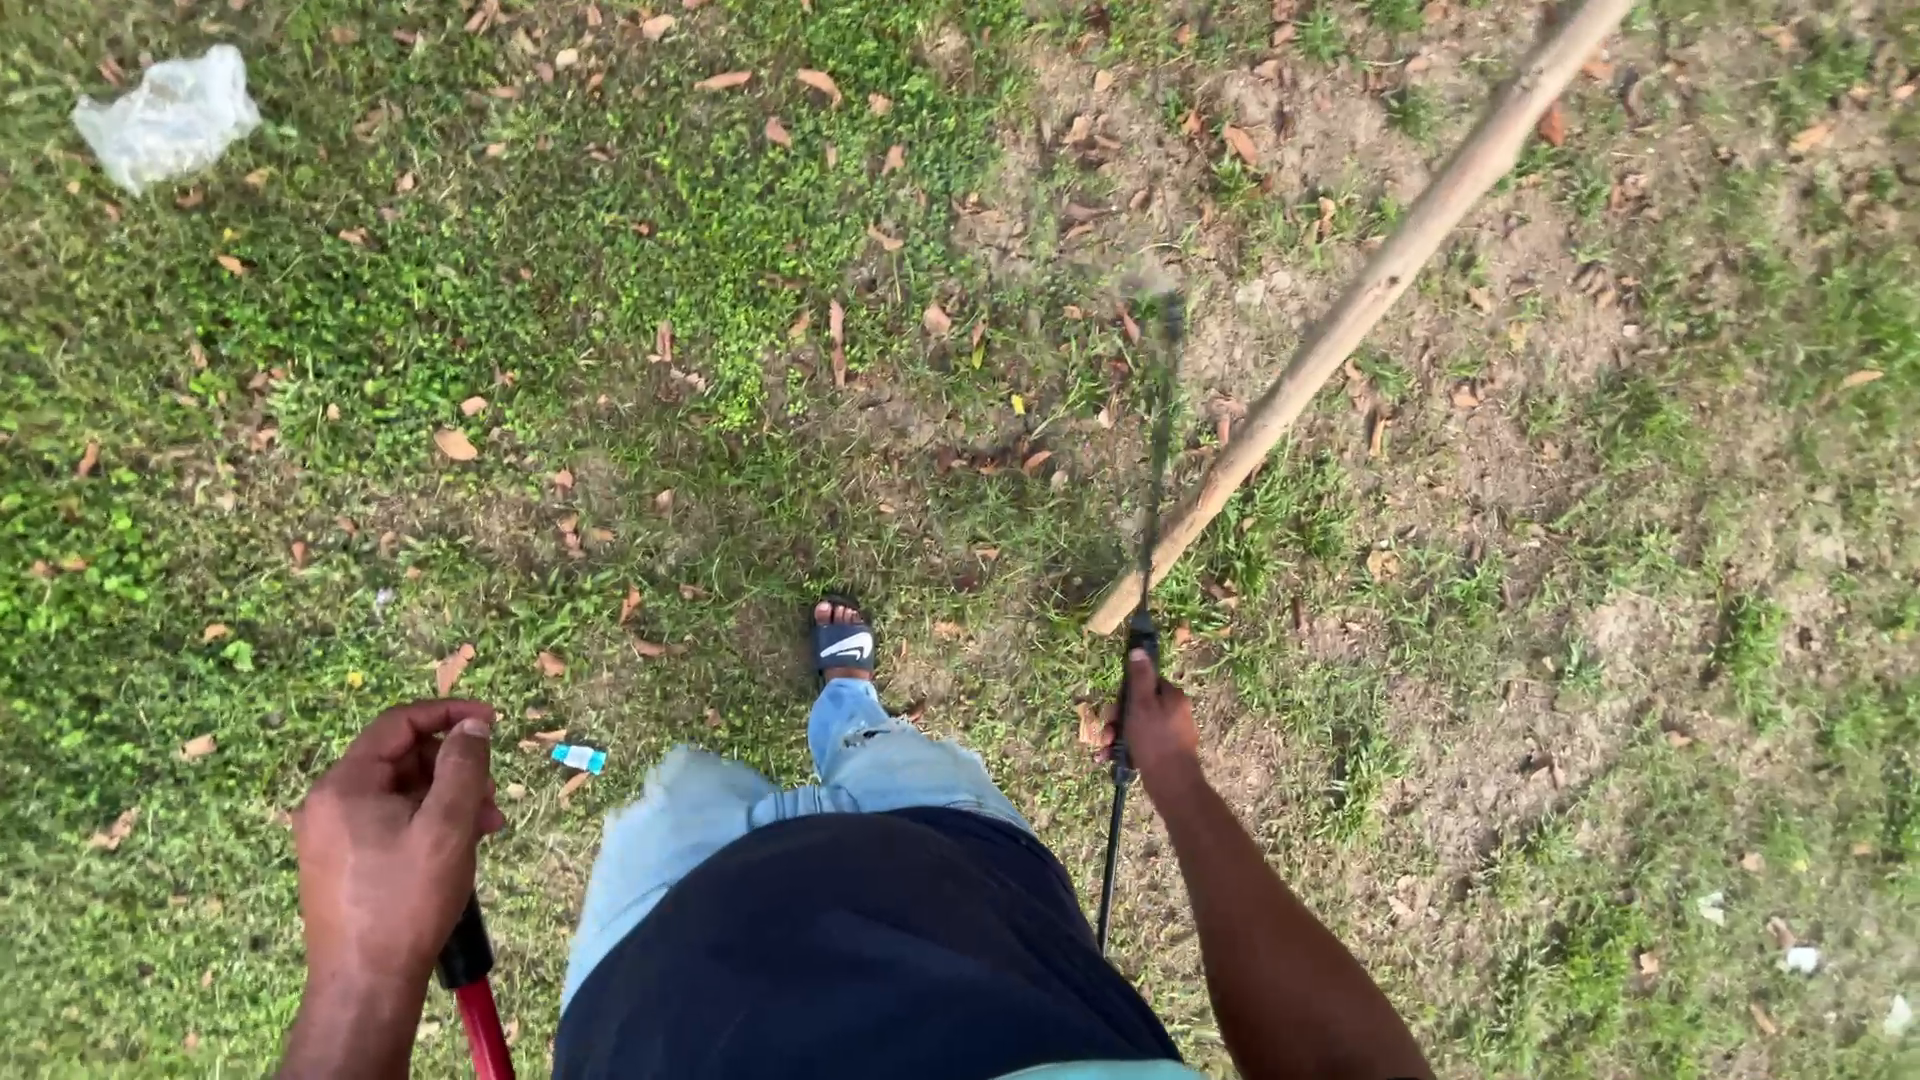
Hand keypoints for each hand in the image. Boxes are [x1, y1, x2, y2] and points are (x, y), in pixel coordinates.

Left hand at [292, 700, 504, 990]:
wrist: (366, 982)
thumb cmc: (408, 896)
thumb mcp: (448, 823)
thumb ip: (464, 765)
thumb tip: (473, 725)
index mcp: (344, 786)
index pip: (398, 723)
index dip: (449, 713)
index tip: (493, 723)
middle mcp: (330, 802)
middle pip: (404, 756)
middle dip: (456, 766)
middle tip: (492, 793)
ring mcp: (334, 831)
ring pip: (405, 787)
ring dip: (452, 795)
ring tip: (487, 825)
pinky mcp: (345, 856)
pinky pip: (396, 815)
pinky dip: (433, 817)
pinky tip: (465, 840)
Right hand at [1101, 647, 1199, 789]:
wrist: (1172, 784)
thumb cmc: (1155, 740)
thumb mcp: (1142, 704)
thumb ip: (1140, 678)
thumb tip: (1139, 650)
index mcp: (1173, 697)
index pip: (1146, 683)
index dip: (1126, 694)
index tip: (1115, 708)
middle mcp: (1175, 712)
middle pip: (1140, 705)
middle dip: (1118, 718)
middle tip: (1107, 732)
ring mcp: (1171, 733)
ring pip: (1137, 726)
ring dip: (1118, 735)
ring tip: (1106, 748)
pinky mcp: (1165, 751)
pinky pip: (1142, 742)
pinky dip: (1126, 748)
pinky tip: (1111, 758)